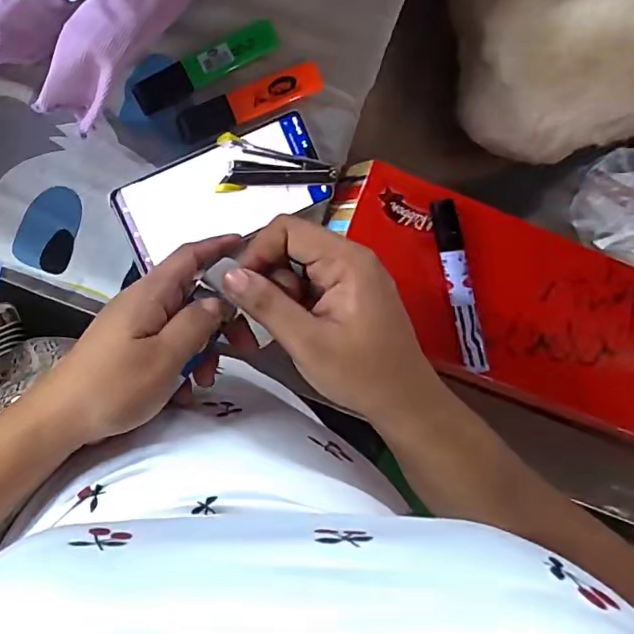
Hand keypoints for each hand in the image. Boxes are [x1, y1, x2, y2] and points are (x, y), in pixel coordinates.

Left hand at [24, 235, 239, 446]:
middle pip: (193, 295)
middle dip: (221, 319)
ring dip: (202, 350)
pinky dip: (180, 365)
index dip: (220, 247)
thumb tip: (219, 300)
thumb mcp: (165, 356)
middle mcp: (141, 303)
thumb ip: (196, 324)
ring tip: (204, 382)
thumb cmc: (114, 385)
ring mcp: (133, 326)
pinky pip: (165, 347)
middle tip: (246, 348)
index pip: (189, 256)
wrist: (62, 417)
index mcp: (149, 294)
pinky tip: (182, 393)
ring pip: (182, 326)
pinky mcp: (127, 349)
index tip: (251, 246)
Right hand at [218, 215, 446, 425]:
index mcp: (347, 261)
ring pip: (289, 267)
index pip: (286, 229)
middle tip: (250, 312)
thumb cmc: (363, 375)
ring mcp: (346, 275)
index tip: (239, 285)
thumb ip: (266, 303)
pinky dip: (284, 303)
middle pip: (285, 246)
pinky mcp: (341, 292)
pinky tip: (283, 328)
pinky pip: (301, 284)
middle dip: (261, 276)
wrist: (405, 404)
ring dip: (270, 294)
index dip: (256, 252)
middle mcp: (348, 258)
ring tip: (266, 328)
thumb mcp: (306, 341)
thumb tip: (228, 274)